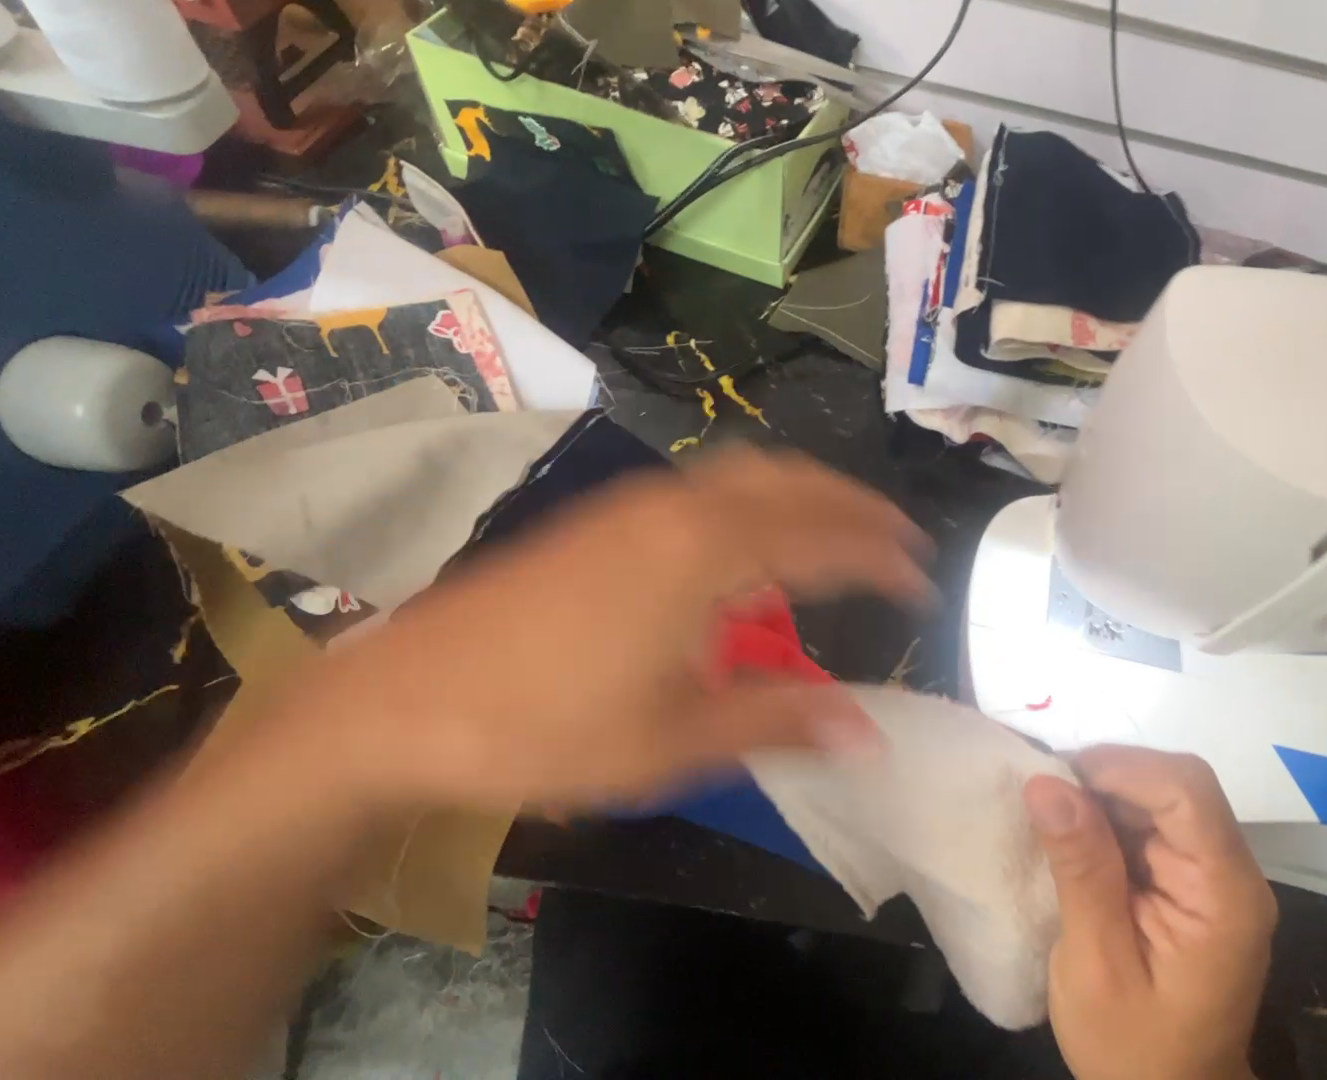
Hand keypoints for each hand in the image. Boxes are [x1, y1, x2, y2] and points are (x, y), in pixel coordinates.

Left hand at [262, 447, 933, 812]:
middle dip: (855, 505)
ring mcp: (634, 505)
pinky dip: (757, 496)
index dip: (881, 559)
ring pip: (745, 471)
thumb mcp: (674, 741)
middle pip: (791, 482)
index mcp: (705, 555)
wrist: (404, 702)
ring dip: (805, 491)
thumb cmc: (546, 729)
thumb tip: (866, 730)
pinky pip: (706, 485)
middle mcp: (677, 509)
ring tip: (842, 527)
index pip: (822, 541)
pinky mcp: (602, 517)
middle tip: (901, 540)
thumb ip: (778, 721)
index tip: (923, 582)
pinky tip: (754, 537)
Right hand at [1025, 746, 1276, 1079]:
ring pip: (1159, 797)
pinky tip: (1072, 840)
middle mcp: (1230, 873)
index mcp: (1225, 894)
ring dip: (1100, 798)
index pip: (1186, 791)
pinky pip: (1149, 825)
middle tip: (1043, 799)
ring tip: (1049, 820)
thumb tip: (1046, 783)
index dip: (1121, 768)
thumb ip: (1080, 869)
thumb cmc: (1132, 1051)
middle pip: (1176, 786)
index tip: (1054, 778)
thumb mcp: (1095, 964)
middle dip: (1106, 780)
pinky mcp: (1189, 882)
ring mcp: (1212, 876)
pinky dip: (1105, 820)